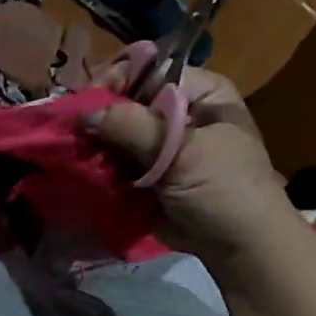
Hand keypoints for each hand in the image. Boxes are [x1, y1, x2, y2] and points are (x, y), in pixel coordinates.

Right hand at [83, 44, 289, 257]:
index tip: (89, 103)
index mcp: (198, 92)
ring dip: (98, 145)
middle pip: (128, 101)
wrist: (238, 246)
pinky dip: (101, 167)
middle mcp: (178, 111)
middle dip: (102, 117)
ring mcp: (162, 145)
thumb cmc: (223, 189)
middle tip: (76, 134)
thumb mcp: (182, 151)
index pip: (148, 69)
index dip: (117, 81)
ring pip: (118, 133)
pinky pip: (117, 161)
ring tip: (79, 156)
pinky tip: (87, 172)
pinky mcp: (149, 173)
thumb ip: (132, 126)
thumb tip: (84, 113)